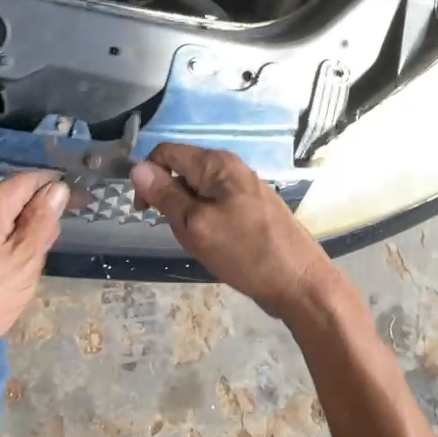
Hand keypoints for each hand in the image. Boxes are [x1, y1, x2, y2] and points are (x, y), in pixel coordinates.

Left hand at [0, 171, 71, 367]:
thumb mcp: (24, 259)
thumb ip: (42, 220)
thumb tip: (58, 188)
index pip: (30, 180)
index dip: (57, 188)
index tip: (82, 203)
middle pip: (17, 196)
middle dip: (42, 213)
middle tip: (55, 245)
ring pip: (7, 217)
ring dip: (28, 232)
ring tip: (37, 262)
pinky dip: (12, 244)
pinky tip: (18, 268)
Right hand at [131, 143, 340, 321]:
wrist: (300, 284)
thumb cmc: (245, 252)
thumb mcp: (195, 225)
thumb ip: (166, 195)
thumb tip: (137, 168)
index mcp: (217, 163)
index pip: (166, 152)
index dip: (147, 176)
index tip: (144, 210)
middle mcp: (231, 167)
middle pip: (182, 170)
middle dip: (169, 197)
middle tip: (175, 231)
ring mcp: (244, 187)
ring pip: (198, 190)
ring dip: (187, 213)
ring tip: (197, 242)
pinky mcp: (252, 207)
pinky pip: (215, 204)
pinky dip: (205, 220)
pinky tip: (214, 244)